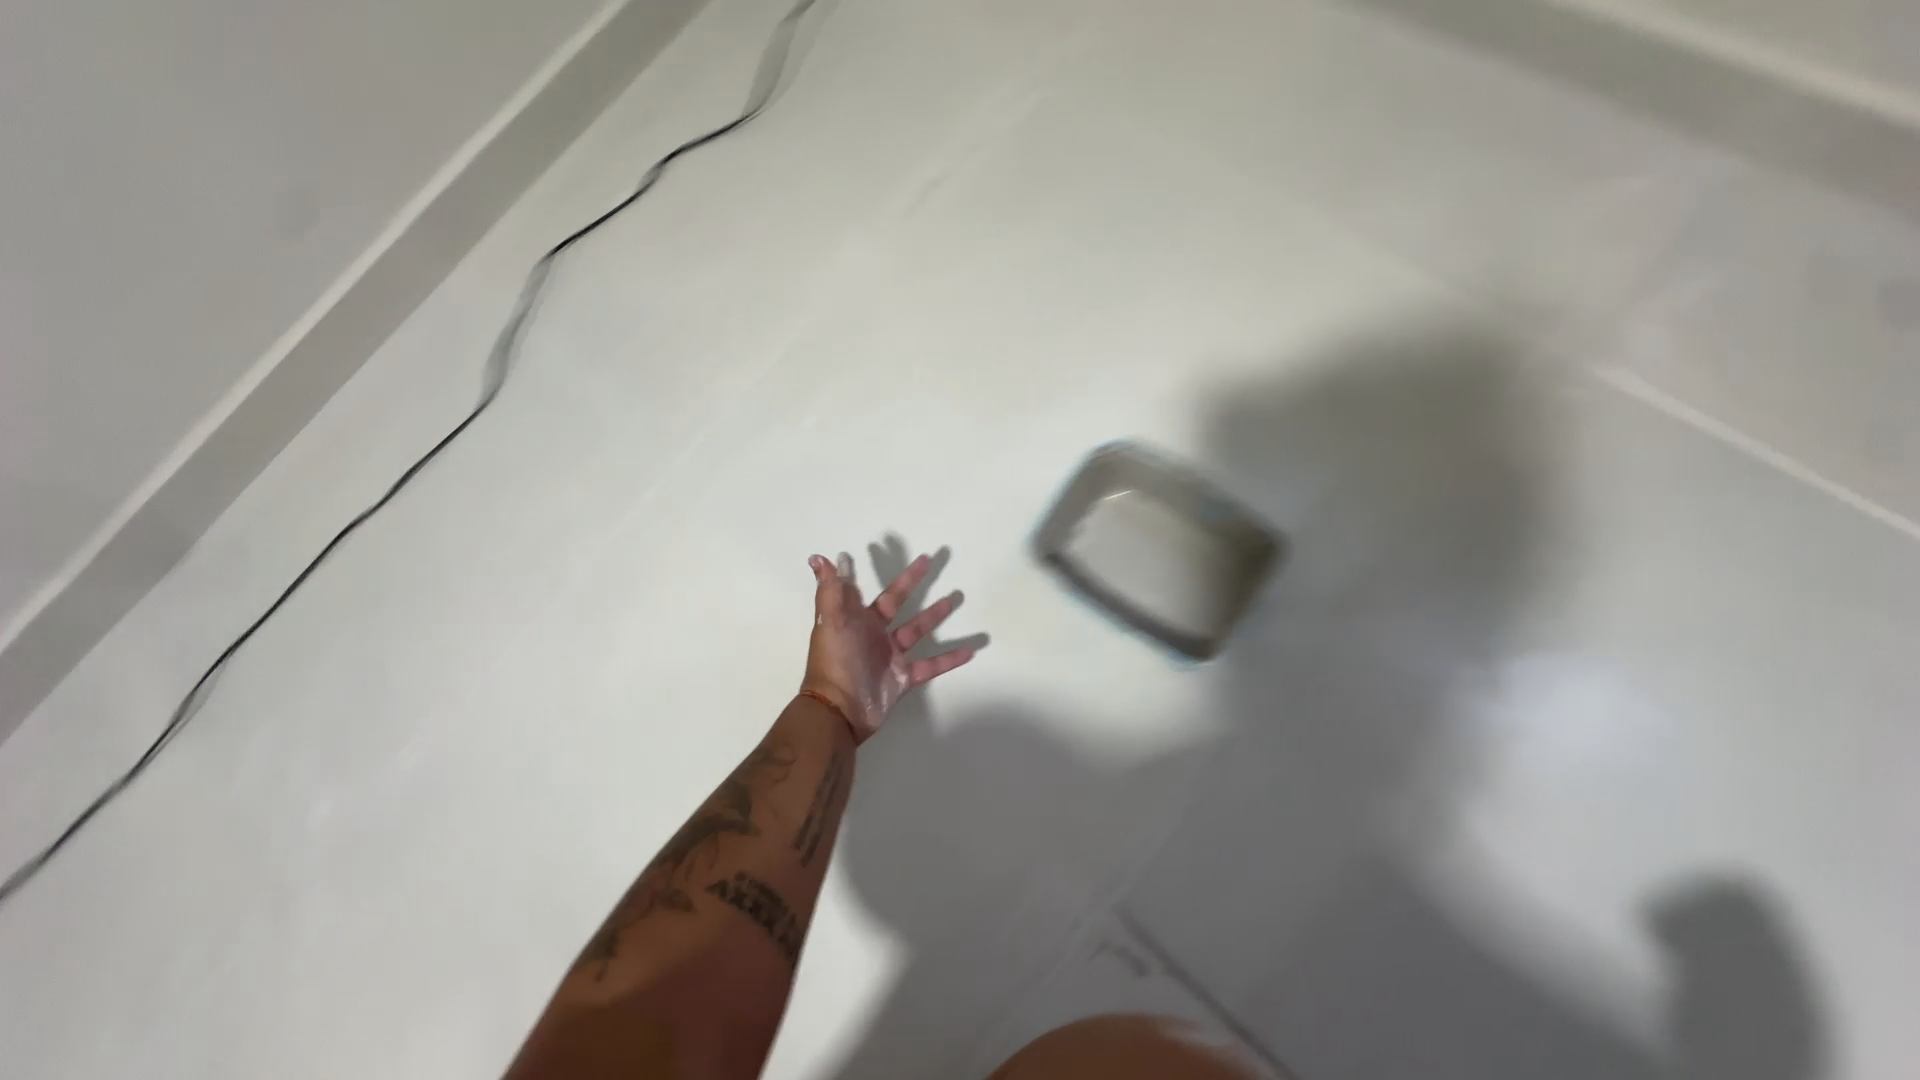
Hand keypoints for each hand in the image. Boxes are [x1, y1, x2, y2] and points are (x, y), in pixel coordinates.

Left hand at [801, 550, 978, 742]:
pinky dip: (949, 658)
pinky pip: (931, 665)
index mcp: (855, 619)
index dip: (867, 571)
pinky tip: (970, 649)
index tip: (879, 549)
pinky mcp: (904, 678)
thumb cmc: (835, 662)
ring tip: (956, 599)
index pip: (863, 588)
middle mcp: (874, 634)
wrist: (840, 710)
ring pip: (918, 629)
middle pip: (897, 602)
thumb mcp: (830, 622)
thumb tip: (818, 557)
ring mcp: (891, 656)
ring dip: (936, 615)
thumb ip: (830, 590)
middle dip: (913, 582)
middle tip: (932, 560)